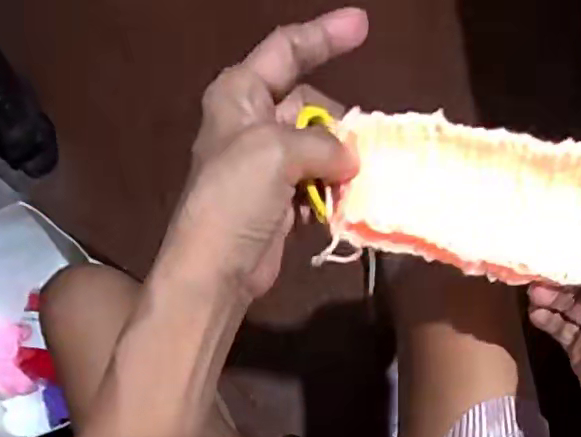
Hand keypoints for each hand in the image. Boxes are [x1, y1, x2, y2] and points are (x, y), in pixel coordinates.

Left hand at [158, 8, 367, 299]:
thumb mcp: (278, 150)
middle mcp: (252, 124)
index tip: (363, 26)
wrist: (217, 266)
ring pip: (317, 151)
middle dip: (337, 123)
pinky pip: (315, 186)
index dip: (324, 36)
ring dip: (338, 164)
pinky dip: (330, 193)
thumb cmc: (235, 196)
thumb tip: (351, 160)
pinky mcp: (278, 204)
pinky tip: (339, 204)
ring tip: (353, 180)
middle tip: (360, 146)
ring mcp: (266, 168)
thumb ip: (322, 143)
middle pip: (308, 106)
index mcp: (240, 94)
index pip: (286, 50)